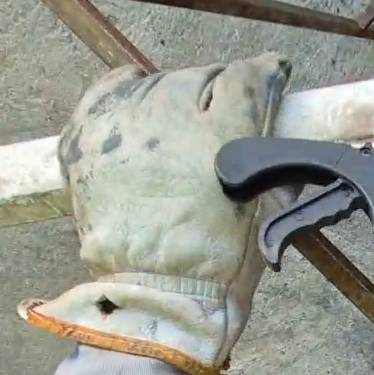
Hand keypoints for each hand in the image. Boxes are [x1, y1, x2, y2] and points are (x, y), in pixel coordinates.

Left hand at [22, 54, 293, 374]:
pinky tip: (142, 105)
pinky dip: (126, 93)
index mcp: (223, 141)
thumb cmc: (220, 270)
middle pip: (200, 77)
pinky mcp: (87, 142)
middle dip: (221, 89)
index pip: (247, 80)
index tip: (273, 77)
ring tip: (189, 120)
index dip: (265, 74)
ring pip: (155, 83)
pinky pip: (106, 94)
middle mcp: (169, 122)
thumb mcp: (267, 221)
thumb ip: (277, 174)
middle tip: (232, 111)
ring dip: (178, 95)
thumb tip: (287, 151)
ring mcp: (122, 128)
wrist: (160, 300)